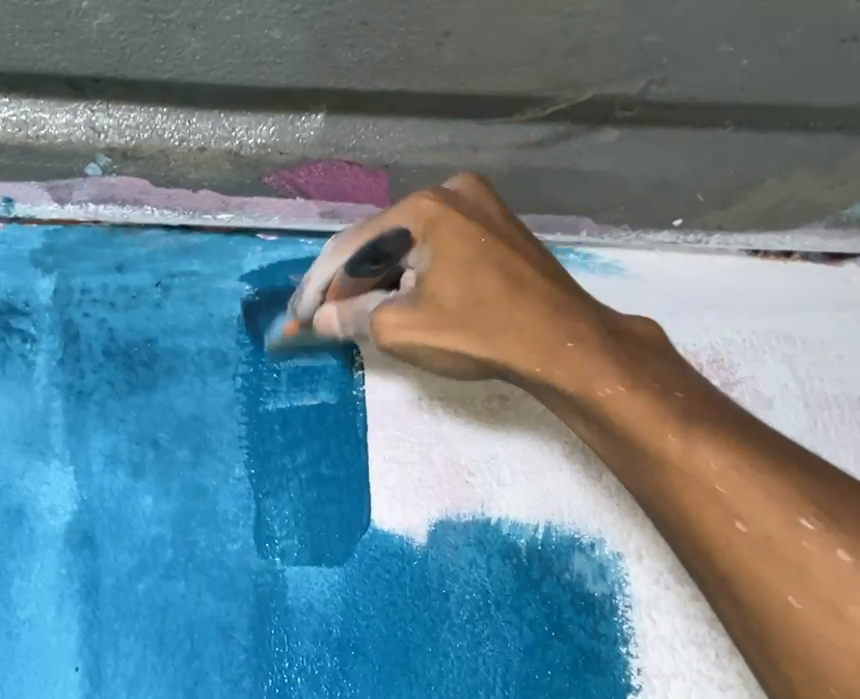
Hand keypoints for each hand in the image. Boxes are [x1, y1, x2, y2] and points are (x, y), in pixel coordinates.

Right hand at [287, 172, 659, 392]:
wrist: (564, 343)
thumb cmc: (480, 332)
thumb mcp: (402, 329)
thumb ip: (353, 319)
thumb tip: (321, 322)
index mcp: (426, 207)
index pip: (351, 247)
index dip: (318, 289)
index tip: (294, 321)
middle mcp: (452, 193)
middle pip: (379, 243)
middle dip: (346, 287)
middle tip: (319, 324)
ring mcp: (480, 208)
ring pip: (407, 248)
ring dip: (376, 284)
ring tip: (350, 321)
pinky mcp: (496, 232)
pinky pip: (435, 251)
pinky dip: (409, 279)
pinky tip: (393, 305)